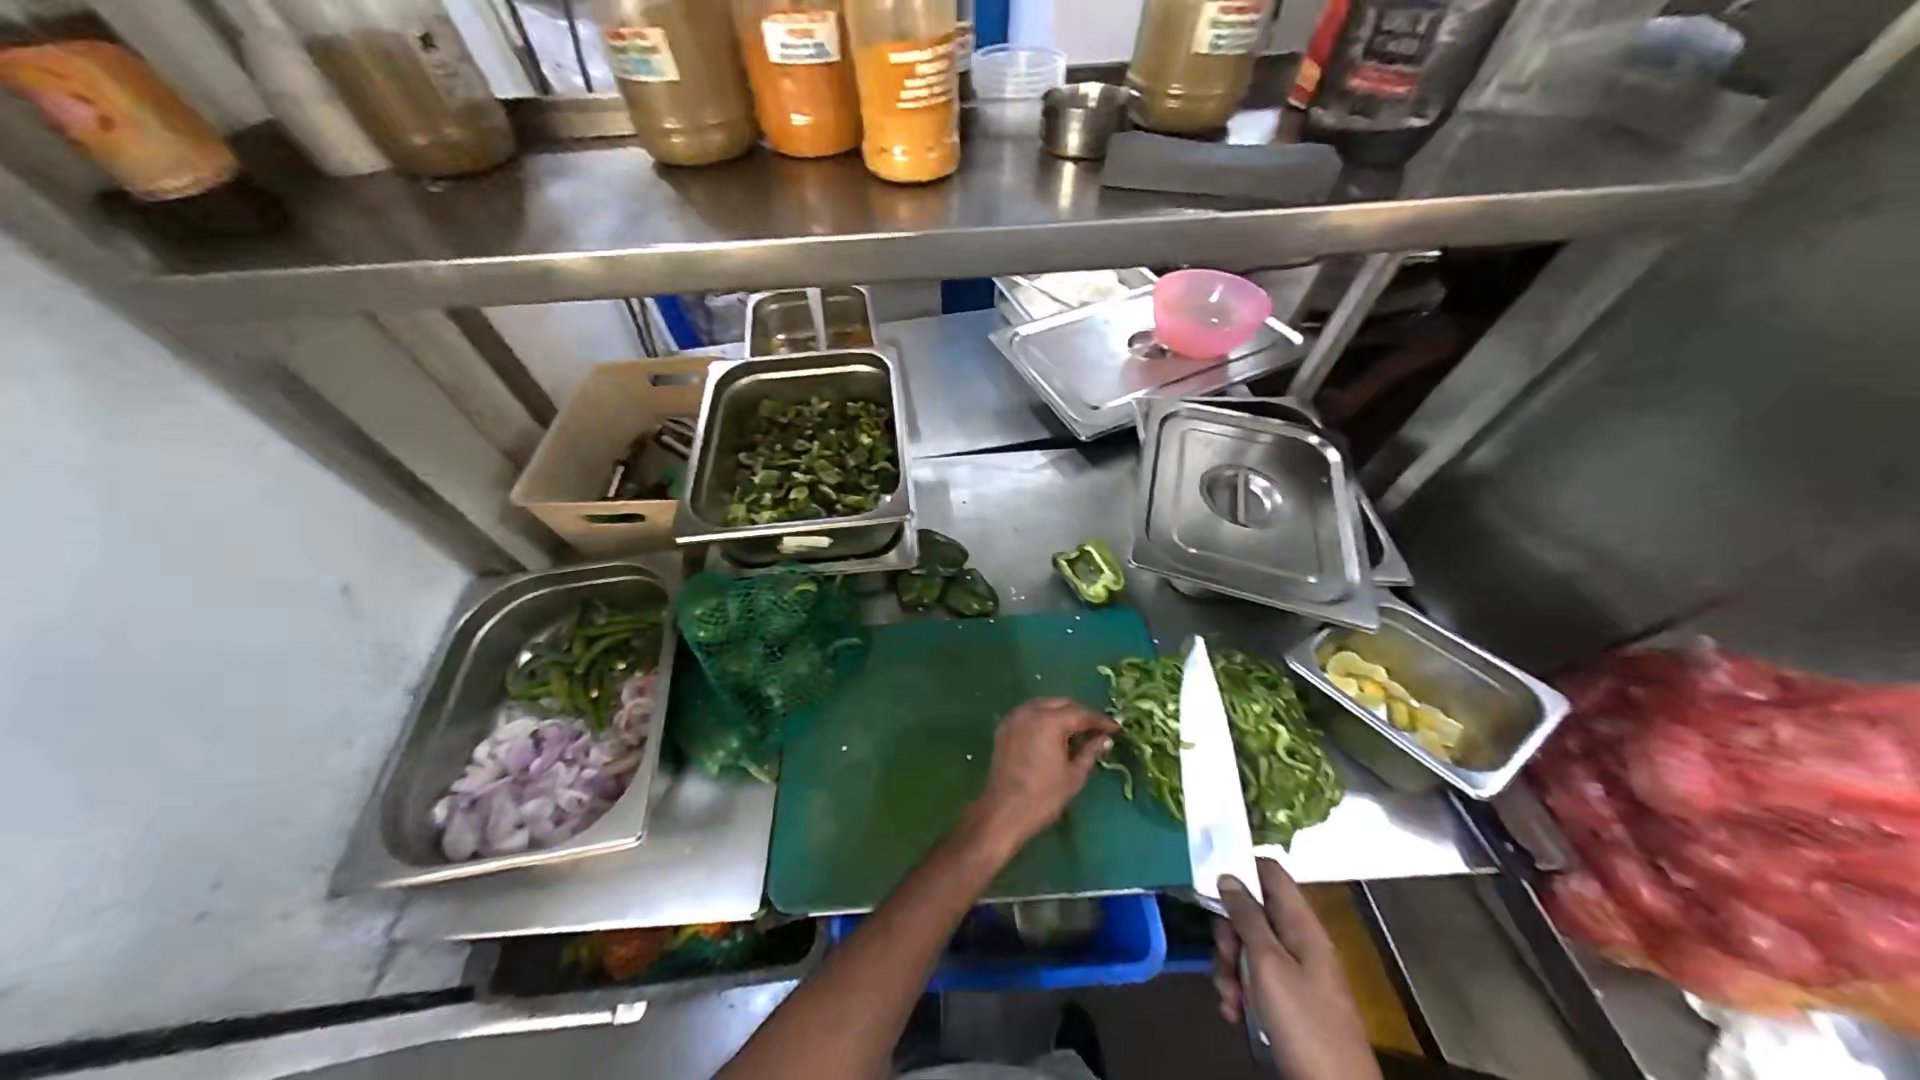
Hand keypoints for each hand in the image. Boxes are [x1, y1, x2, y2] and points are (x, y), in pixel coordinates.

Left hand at [965, 698, 1118, 851]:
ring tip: (1078, 731)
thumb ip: (1090, 751)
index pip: (1081, 714)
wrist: (1003, 812)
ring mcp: (1014, 717)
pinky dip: (1044, 718)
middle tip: (1098, 729)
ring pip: (1045, 705)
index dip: (1101, 721)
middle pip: (1062, 704)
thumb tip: (1105, 739)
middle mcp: (1030, 711)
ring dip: (1062, 713)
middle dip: (1081, 714)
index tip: (1116, 729)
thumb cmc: (1043, 797)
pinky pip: (1030, 713)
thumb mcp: (1074, 775)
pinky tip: (1054, 734)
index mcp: (1050, 721)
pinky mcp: (1004, 727)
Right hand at [1214, 859, 1381, 1079]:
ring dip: (1230, 970)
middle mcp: (1300, 945)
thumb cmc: (1304, 1024)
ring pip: (1248, 951)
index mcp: (1303, 928)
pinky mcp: (1288, 1004)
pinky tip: (1234, 1014)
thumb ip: (1247, 918)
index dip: (1242, 869)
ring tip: (1230, 998)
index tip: (1211, 883)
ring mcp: (1296, 976)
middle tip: (1226, 958)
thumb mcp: (1268, 966)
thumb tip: (1229, 876)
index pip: (1272, 875)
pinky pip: (1254, 982)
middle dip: (1229, 935)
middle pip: (1253, 915)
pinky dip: (1240, 994)